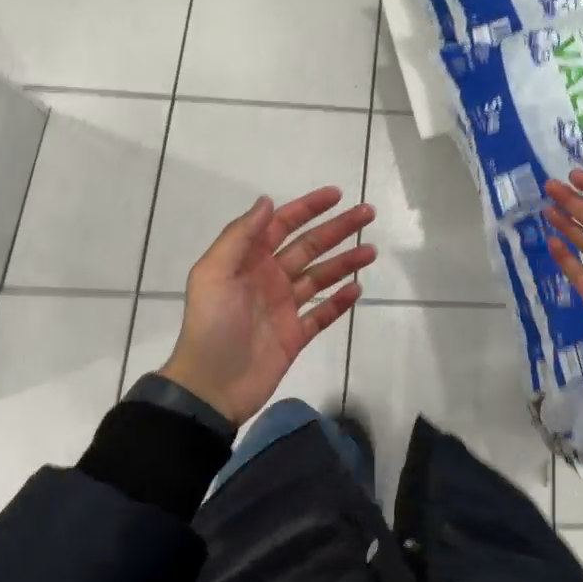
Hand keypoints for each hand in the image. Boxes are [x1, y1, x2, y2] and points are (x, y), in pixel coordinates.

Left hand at [160, 187, 376, 424]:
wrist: (210, 387)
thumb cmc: (210, 326)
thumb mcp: (213, 274)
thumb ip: (240, 236)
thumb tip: (267, 201)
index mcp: (248, 261)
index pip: (282, 225)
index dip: (308, 208)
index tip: (336, 194)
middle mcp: (268, 278)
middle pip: (309, 246)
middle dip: (338, 229)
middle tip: (367, 214)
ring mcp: (284, 308)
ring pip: (321, 277)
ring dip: (346, 262)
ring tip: (372, 252)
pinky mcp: (295, 336)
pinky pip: (322, 313)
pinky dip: (340, 301)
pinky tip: (358, 289)